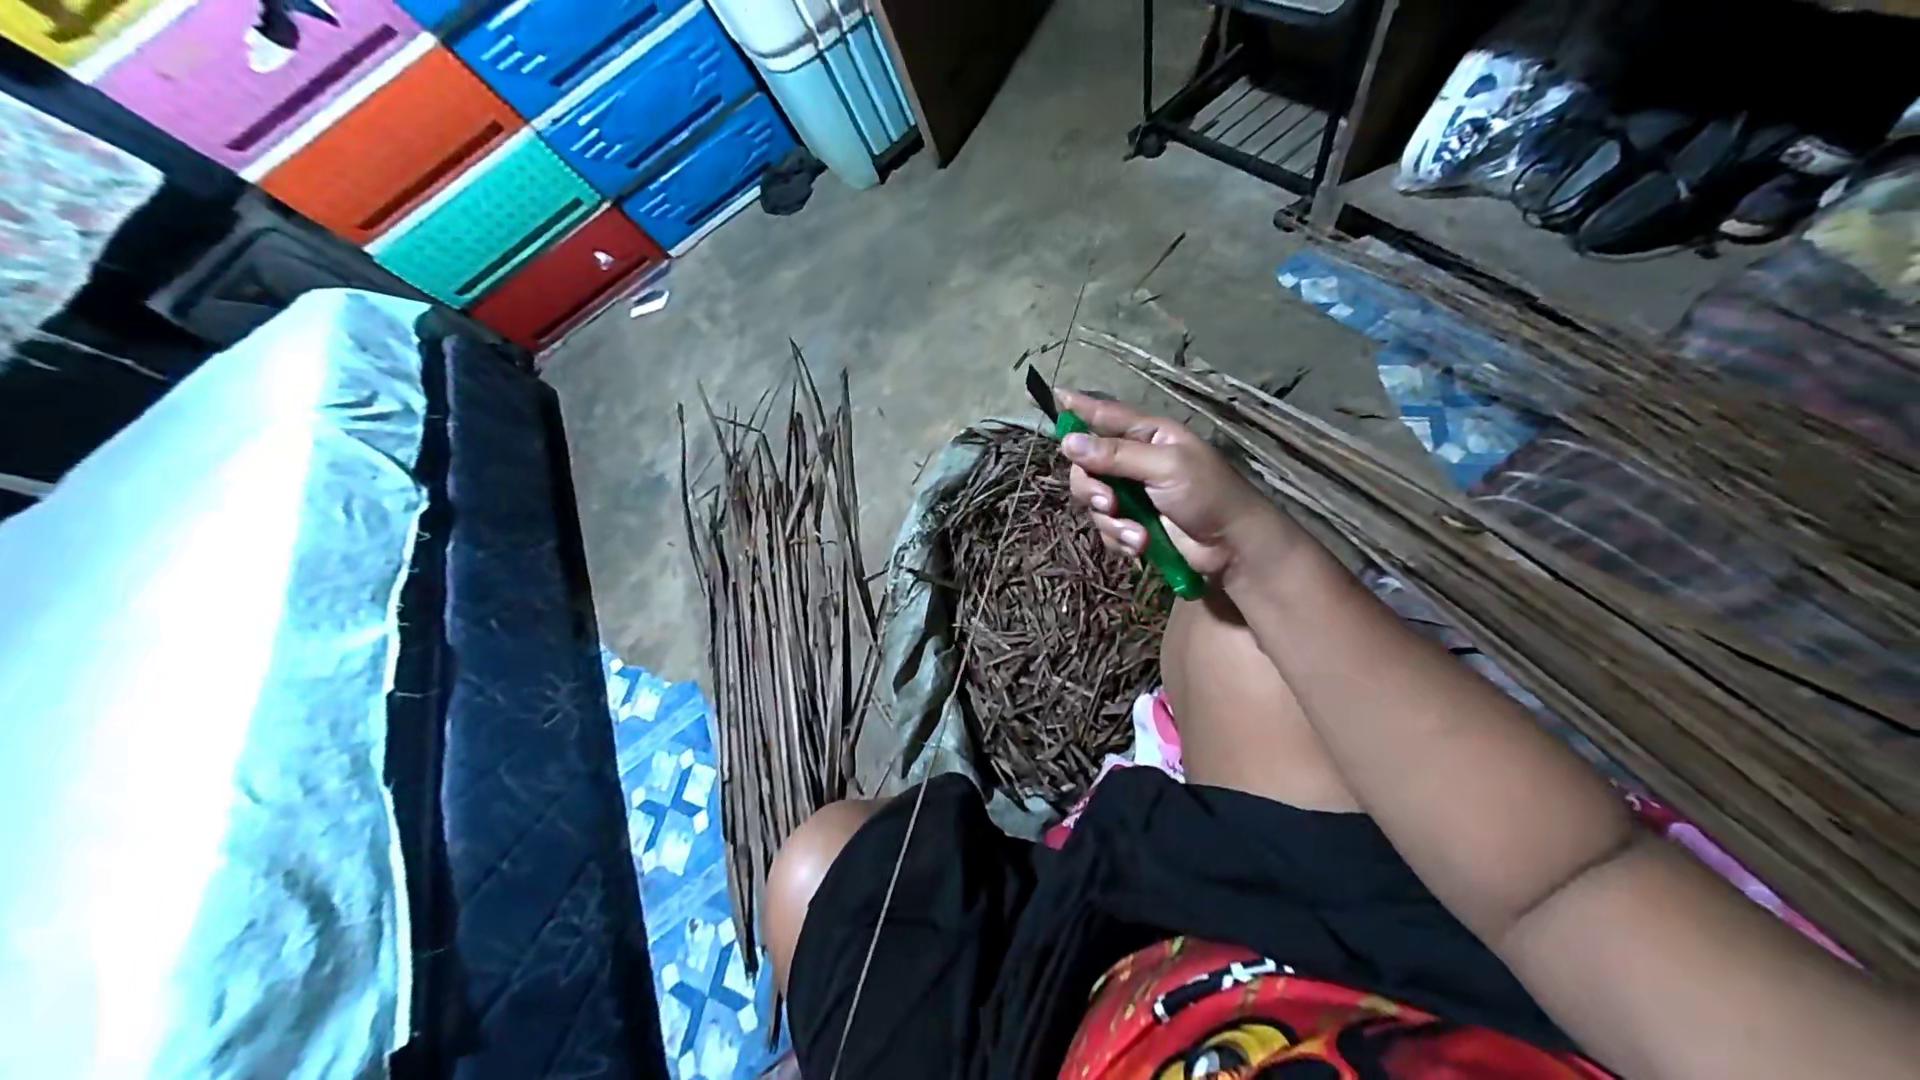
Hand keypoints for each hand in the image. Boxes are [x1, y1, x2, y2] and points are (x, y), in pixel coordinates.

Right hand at [1055, 390, 1294, 579]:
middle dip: (1091, 488)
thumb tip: (1068, 441)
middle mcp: (1136, 461)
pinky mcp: (1133, 524)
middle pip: (1087, 465)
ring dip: (1111, 521)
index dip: (1081, 408)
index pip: (1107, 415)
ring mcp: (1133, 495)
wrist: (1233, 548)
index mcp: (1150, 435)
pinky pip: (1106, 528)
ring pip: (1094, 501)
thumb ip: (1115, 454)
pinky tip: (1139, 546)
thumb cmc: (1208, 495)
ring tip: (1136, 535)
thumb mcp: (1164, 466)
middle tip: (1107, 504)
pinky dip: (1119, 539)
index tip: (1056, 396)